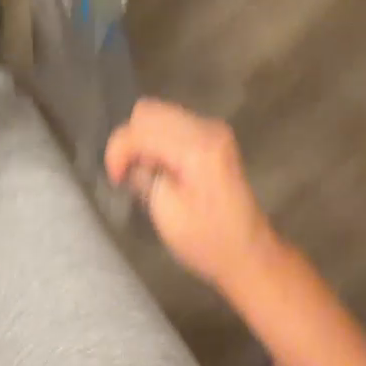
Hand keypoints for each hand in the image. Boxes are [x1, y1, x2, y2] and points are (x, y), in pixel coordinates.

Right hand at [105, 99, 279, 288]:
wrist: (250, 254)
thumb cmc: (208, 241)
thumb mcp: (166, 213)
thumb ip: (144, 176)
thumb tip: (131, 161)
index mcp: (198, 148)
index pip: (141, 129)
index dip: (118, 151)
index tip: (115, 179)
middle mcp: (207, 129)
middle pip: (148, 111)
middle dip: (130, 140)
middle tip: (128, 173)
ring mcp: (213, 130)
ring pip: (158, 114)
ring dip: (143, 140)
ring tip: (145, 172)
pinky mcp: (212, 136)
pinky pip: (171, 124)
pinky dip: (156, 140)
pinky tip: (160, 167)